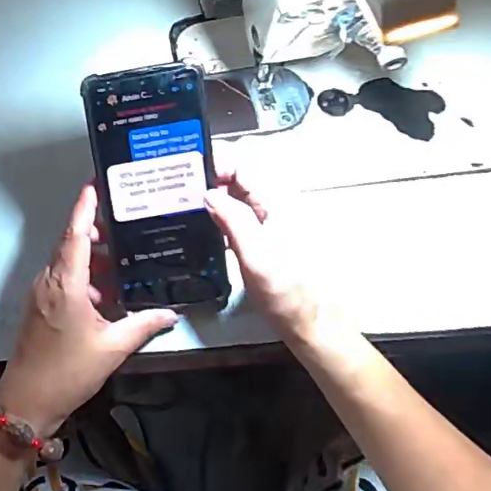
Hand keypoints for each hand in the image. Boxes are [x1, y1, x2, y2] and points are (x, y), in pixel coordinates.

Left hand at [0, 184, 178, 433]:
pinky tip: (107, 290)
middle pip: (72, 242)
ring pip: (68, 261)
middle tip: (124, 217)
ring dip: (92, 255)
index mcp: (65, 284)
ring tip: (122, 255)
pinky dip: (85, 276)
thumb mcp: (112, 348)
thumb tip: (170, 313)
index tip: (96, 183)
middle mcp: (49, 281)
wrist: (27, 401)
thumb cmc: (67, 373)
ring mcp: (42, 293)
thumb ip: (143, 324)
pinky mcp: (41, 306)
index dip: (85, 206)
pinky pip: (64, 278)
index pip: (76, 234)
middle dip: (95, 228)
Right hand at [204, 161, 327, 343]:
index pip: (242, 167)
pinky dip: (221, 216)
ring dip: (214, 198)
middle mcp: (276, 207)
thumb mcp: (255, 255)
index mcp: (277, 203)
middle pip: (238, 180)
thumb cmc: (287, 293)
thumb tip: (209, 193)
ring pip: (237, 199)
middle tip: (179, 190)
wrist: (311, 324)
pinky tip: (207, 228)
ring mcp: (272, 223)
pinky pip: (240, 217)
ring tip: (187, 206)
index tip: (190, 177)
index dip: (215, 166)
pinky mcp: (267, 239)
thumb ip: (233, 219)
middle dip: (209, 180)